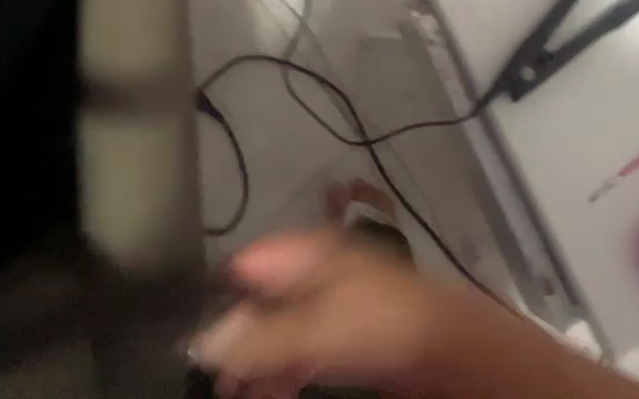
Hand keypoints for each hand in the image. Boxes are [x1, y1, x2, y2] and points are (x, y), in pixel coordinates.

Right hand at [190, 231, 489, 397]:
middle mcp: (312, 272)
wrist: (444, 347)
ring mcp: (329, 303)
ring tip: (234, 395)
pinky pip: (299, 349)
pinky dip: (281, 372)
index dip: (217, 299)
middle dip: (235, 341)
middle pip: (259, 302)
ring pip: (277, 331)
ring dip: (254, 365)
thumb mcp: (311, 331)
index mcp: (304, 254)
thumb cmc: (375, 324)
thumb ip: (257, 338)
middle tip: (213, 381)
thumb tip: (200, 344)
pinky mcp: (343, 333)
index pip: (245, 265)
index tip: (193, 340)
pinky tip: (269, 393)